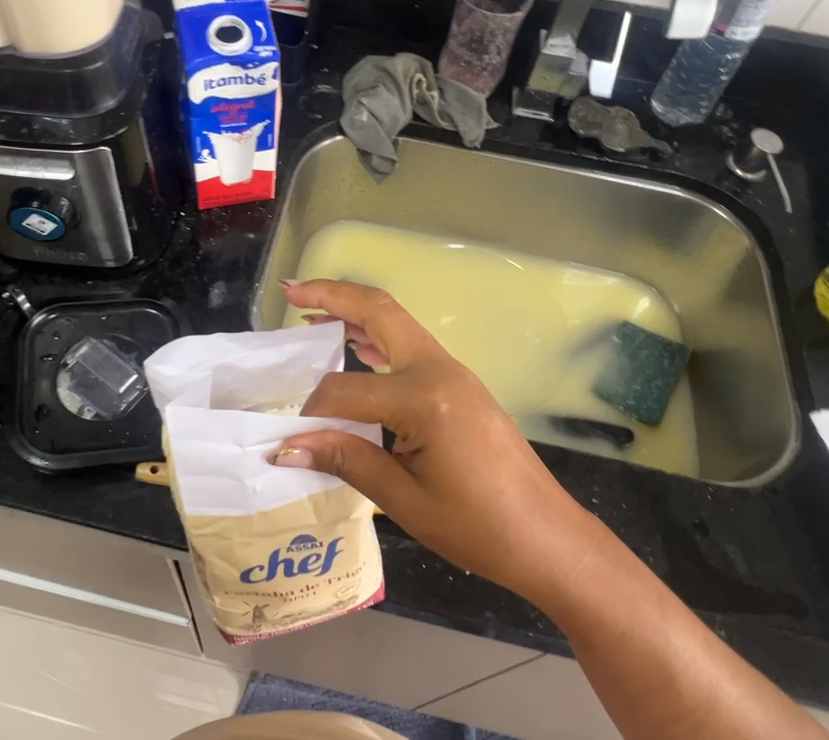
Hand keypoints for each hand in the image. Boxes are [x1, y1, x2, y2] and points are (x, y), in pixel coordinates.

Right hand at [272, 279, 613, 609]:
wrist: (544, 536)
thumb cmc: (475, 525)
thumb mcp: (402, 498)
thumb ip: (344, 459)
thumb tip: (285, 447)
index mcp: (423, 398)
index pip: (344, 390)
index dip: (312, 412)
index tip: (292, 441)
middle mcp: (439, 370)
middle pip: (379, 312)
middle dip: (332, 295)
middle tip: (289, 291)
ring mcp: (454, 372)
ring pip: (397, 322)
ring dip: (355, 310)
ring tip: (312, 311)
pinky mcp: (459, 384)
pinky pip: (411, 345)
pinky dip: (377, 335)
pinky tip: (356, 344)